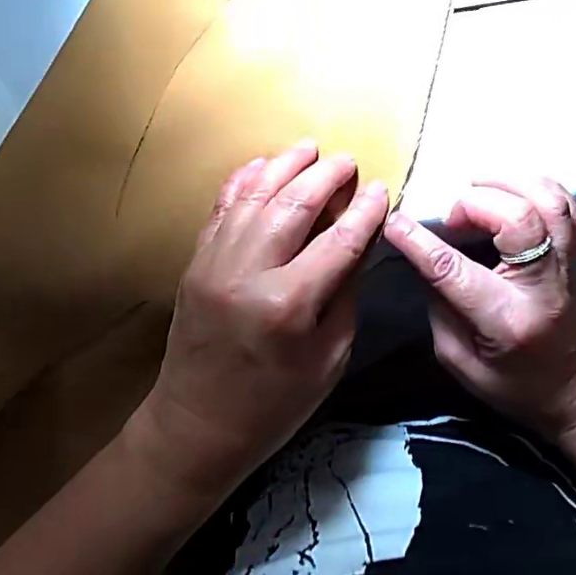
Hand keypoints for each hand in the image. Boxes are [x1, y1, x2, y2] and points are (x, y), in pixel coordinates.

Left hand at [132, 139, 389, 498]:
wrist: (196, 426)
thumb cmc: (275, 404)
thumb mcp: (329, 359)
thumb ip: (345, 295)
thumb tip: (358, 244)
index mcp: (288, 304)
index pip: (339, 241)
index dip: (365, 211)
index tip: (381, 188)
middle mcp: (247, 272)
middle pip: (294, 204)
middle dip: (326, 176)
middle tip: (348, 161)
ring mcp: (214, 263)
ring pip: (254, 196)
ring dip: (284, 166)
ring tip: (309, 148)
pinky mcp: (195, 262)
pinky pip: (220, 209)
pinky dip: (242, 181)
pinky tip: (262, 164)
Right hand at [382, 176, 575, 438]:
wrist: (566, 387)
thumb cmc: (507, 381)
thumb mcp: (455, 356)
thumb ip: (438, 303)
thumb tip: (422, 253)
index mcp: (506, 319)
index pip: (456, 270)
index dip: (419, 241)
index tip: (394, 221)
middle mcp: (541, 285)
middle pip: (520, 221)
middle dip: (475, 204)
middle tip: (451, 217)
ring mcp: (564, 265)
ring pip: (551, 205)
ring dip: (511, 184)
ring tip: (478, 186)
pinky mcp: (571, 253)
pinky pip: (565, 206)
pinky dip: (537, 187)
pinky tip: (509, 189)